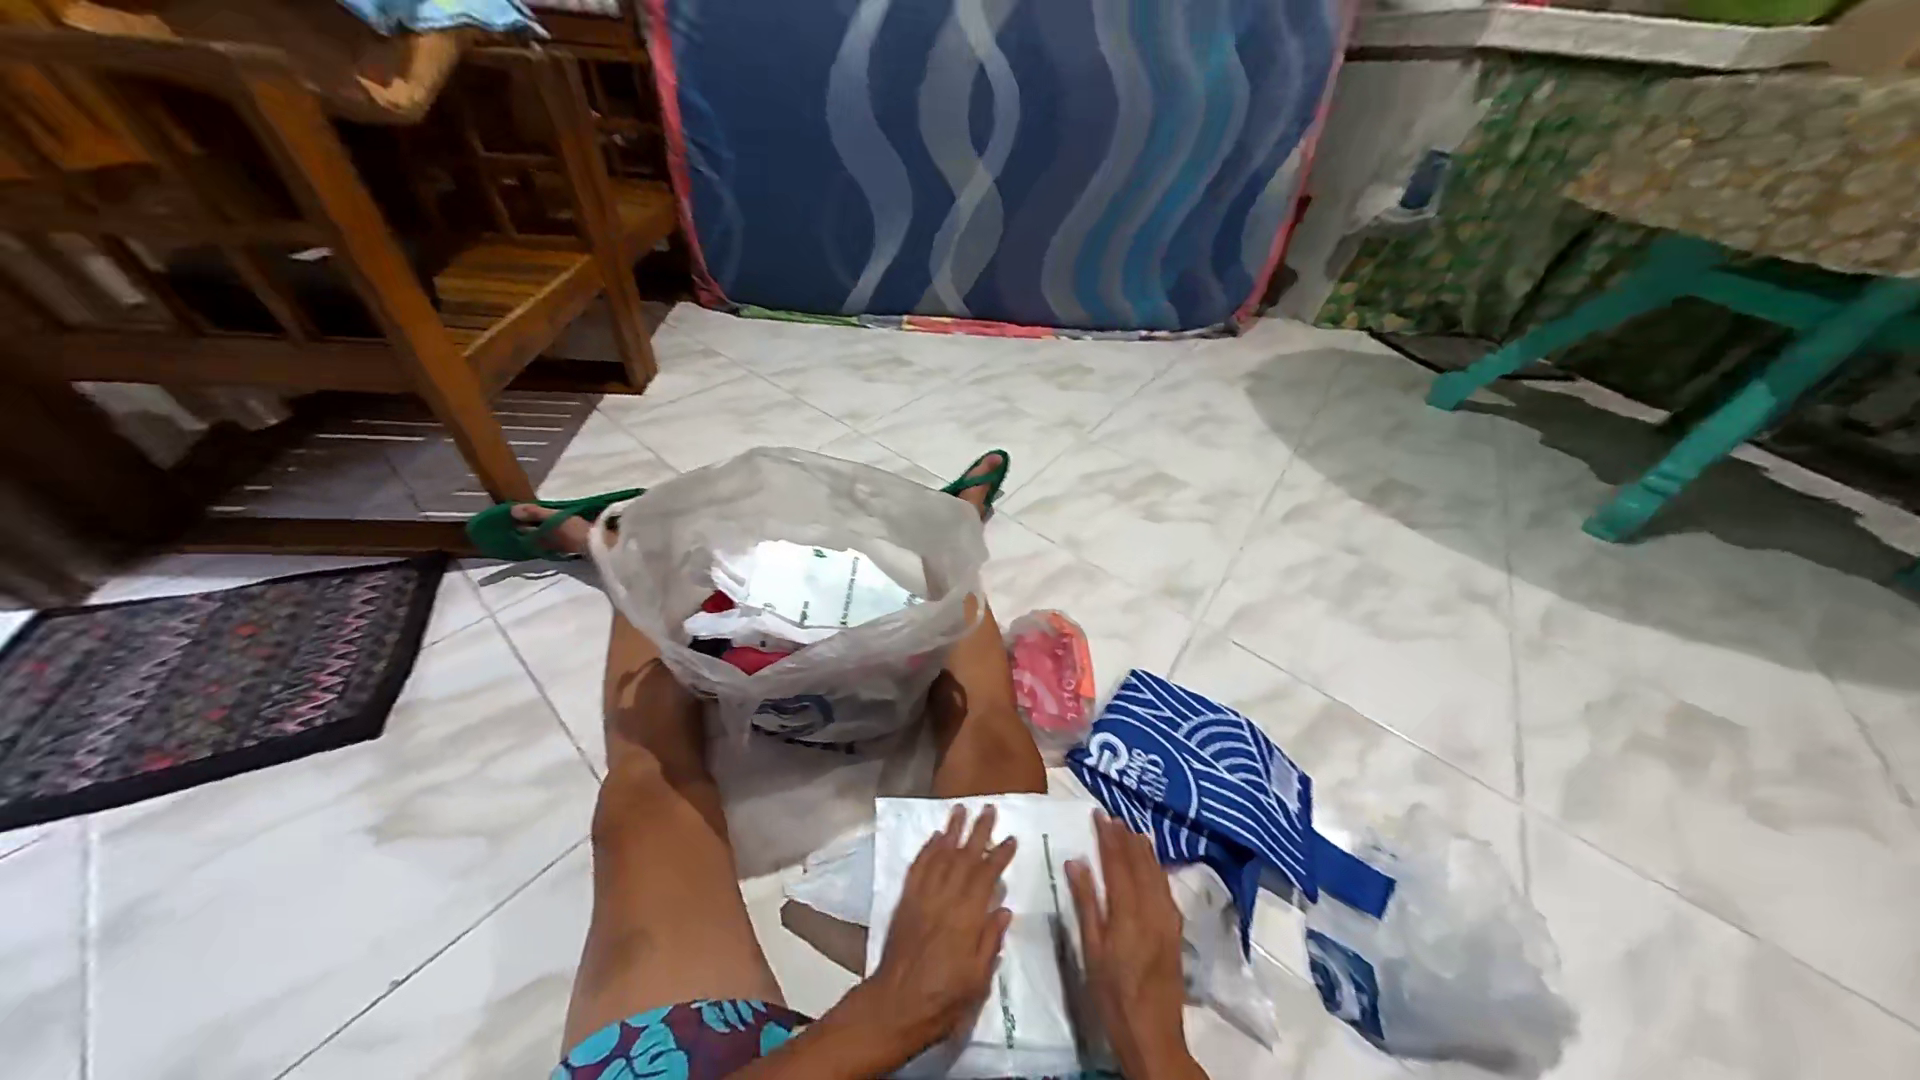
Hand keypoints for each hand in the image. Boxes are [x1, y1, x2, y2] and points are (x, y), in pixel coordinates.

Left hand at [853, 804, 1016, 1060]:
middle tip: (988, 808)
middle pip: (964, 857)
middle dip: (978, 831)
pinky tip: (934, 837)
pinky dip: (926, 850)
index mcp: (967, 918)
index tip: (1010, 838)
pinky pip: (917, 868)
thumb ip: (991, 941)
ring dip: (951, 831)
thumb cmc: (943, 1000)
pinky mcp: (905, 902)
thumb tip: (1004, 909)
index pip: (986, 876)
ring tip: (960, 809)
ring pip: (939, 855)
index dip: (999, 855)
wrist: (896, 1006)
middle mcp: (945, 900)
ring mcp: (922, 898)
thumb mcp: (978, 980)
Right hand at [1066, 812, 1203, 1079]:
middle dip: (1125, 838)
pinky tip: (1151, 865)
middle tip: (1113, 818)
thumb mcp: (1091, 950)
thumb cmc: (1112, 995)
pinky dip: (1156, 868)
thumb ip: (1086, 903)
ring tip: (1131, 832)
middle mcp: (1152, 908)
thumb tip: (1076, 861)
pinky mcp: (1175, 930)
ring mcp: (1168, 918)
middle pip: (1139, 863)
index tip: (1098, 815)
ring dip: (1143, 850)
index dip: (1107, 837)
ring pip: (1156, 872)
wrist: (1153, 1035)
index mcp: (1128, 911)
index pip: (1117, 862)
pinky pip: (1165, 887)